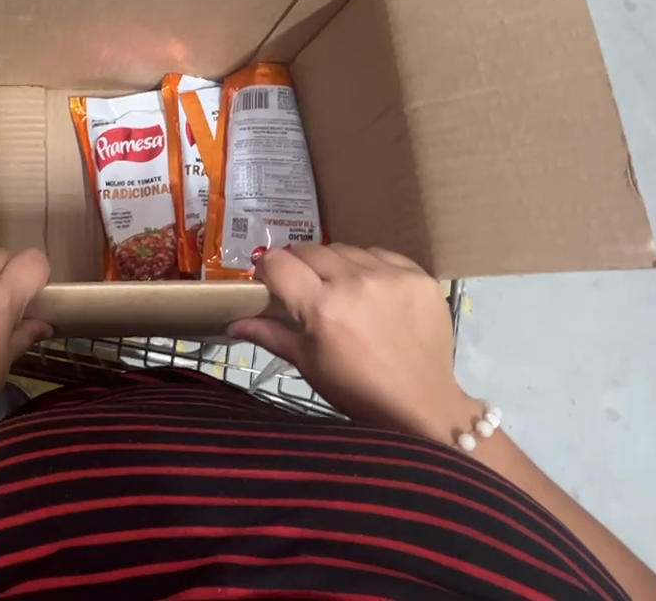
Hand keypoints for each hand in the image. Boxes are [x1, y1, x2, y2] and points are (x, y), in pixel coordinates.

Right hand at [229, 244, 475, 442]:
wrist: (424, 406)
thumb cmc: (356, 390)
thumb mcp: (307, 363)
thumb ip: (269, 334)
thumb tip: (231, 323)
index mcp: (321, 307)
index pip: (277, 262)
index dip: (267, 269)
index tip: (270, 281)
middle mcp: (354, 283)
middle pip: (309, 250)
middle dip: (300, 266)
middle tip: (306, 289)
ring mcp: (389, 277)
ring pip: (344, 249)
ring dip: (335, 264)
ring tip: (342, 290)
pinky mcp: (419, 276)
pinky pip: (380, 253)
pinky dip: (369, 266)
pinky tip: (372, 290)